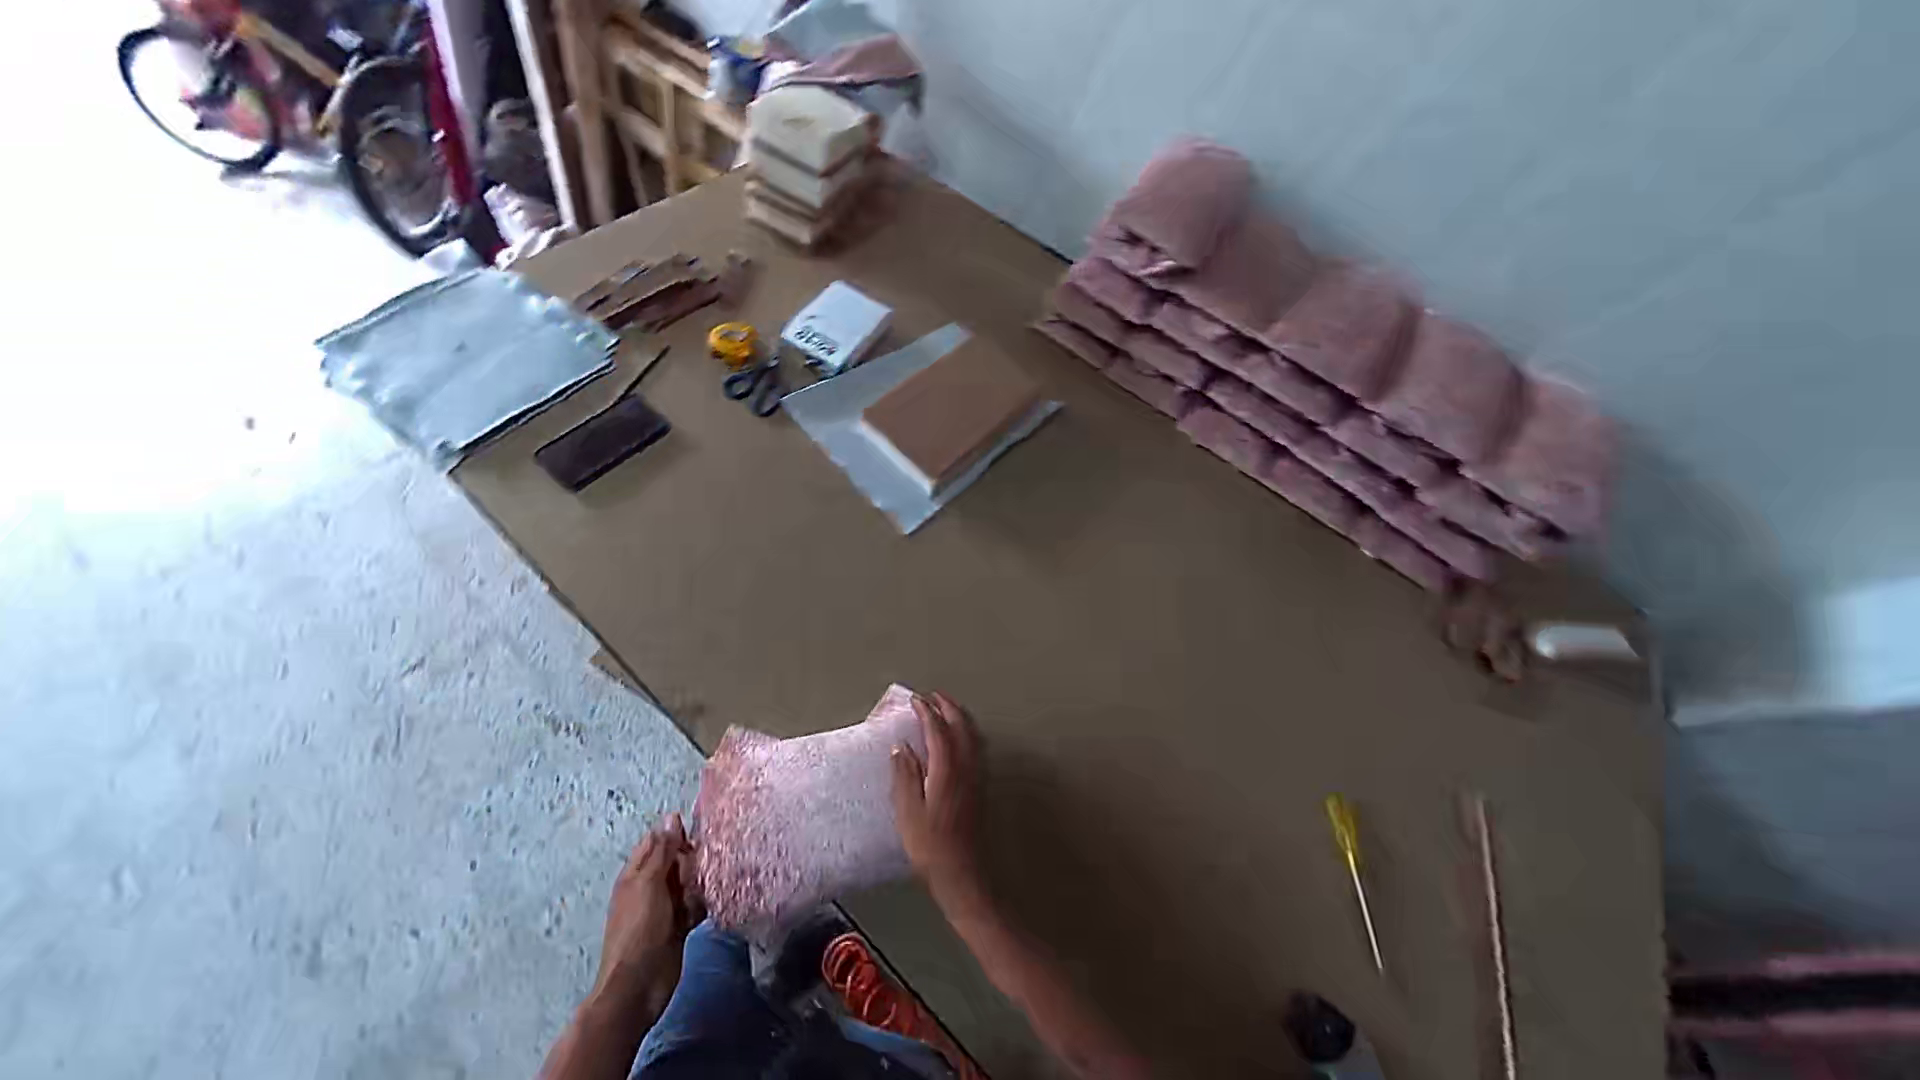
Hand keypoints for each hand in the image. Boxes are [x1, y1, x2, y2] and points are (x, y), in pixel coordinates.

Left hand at [591, 813, 697, 1023]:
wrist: (638, 986)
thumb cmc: (640, 929)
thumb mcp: (650, 883)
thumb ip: (662, 850)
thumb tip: (671, 816)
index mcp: (636, 875)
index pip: (656, 841)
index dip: (675, 833)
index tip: (700, 829)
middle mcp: (650, 887)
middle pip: (675, 860)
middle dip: (693, 856)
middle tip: (709, 857)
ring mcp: (665, 907)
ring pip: (688, 881)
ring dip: (701, 878)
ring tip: (717, 875)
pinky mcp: (679, 925)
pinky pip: (695, 904)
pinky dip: (704, 901)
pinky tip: (718, 897)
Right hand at [890, 692, 981, 900]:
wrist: (962, 874)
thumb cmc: (931, 847)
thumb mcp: (908, 811)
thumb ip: (905, 775)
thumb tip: (902, 748)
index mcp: (947, 769)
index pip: (937, 729)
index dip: (926, 711)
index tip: (915, 700)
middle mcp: (966, 768)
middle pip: (961, 726)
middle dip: (948, 706)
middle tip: (933, 696)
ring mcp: (976, 777)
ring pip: (972, 735)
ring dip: (960, 717)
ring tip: (947, 709)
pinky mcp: (980, 788)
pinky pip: (976, 747)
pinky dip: (967, 732)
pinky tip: (960, 738)